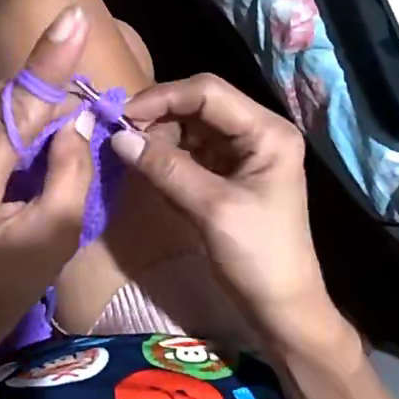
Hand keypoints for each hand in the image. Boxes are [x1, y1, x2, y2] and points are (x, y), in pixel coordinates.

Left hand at [0, 4, 95, 358]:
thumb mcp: (58, 233)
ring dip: (22, 105)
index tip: (71, 19)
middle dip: (42, 90)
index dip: (45, 66)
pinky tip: (21, 136)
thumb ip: (70, 170)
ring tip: (51, 127)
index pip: (10, 117)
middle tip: (79, 96)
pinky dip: (3, 117)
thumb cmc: (14, 279)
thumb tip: (71, 112)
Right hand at [108, 74, 335, 346]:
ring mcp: (243, 152)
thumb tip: (118, 137)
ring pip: (191, 126)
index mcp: (267, 132)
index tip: (123, 117)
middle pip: (199, 105)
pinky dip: (168, 156)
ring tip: (133, 154)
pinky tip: (150, 169)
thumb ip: (165, 168)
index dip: (162, 98)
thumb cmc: (257, 255)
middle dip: (159, 116)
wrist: (280, 306)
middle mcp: (257, 132)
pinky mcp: (228, 173)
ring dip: (160, 136)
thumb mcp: (210, 208)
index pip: (208, 92)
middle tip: (122, 136)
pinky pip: (191, 151)